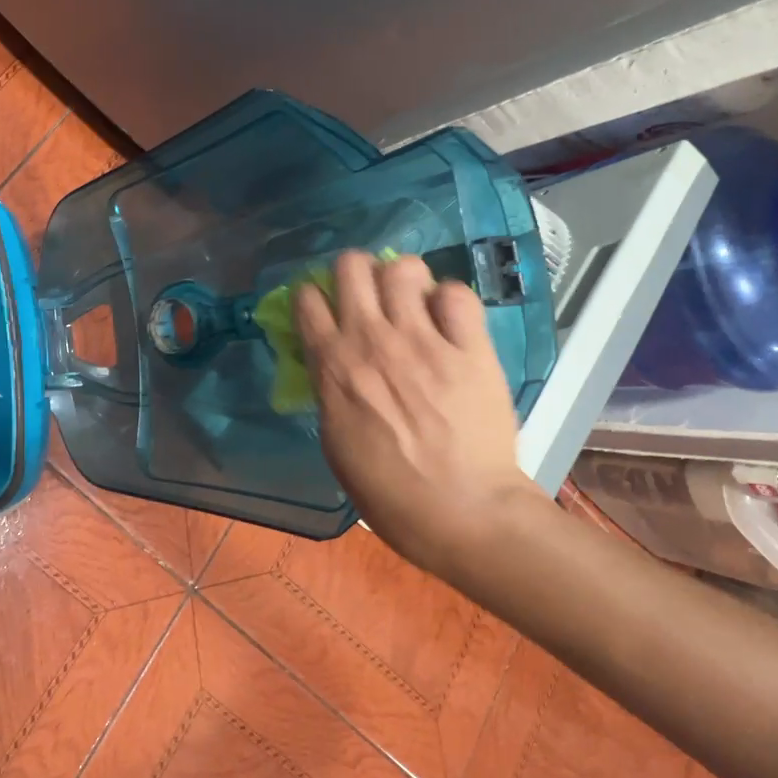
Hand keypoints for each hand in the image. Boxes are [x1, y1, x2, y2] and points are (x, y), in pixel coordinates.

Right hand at [295, 252, 542, 571]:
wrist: (461, 511)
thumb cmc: (386, 490)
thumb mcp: (334, 439)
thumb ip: (330, 389)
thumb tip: (332, 365)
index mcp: (332, 364)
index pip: (307, 297)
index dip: (314, 298)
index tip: (325, 311)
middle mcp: (372, 339)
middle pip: (352, 265)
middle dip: (356, 274)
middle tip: (368, 297)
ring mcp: (424, 340)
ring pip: (403, 268)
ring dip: (403, 280)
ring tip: (411, 303)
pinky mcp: (470, 349)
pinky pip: (457, 295)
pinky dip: (450, 301)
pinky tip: (450, 321)